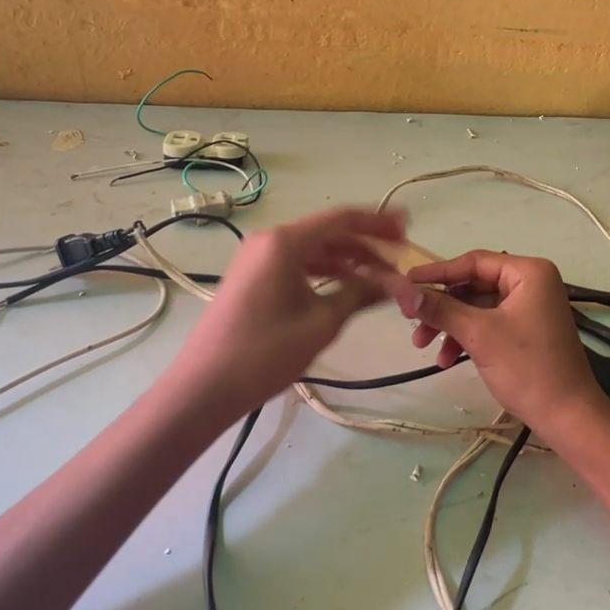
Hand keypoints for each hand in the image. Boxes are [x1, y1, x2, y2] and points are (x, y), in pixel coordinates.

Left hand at [164, 207, 405, 428]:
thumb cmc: (263, 352)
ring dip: (348, 259)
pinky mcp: (251, 278)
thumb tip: (396, 283)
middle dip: (367, 244)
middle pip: (329, 232)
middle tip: (399, 259)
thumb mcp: (322, 322)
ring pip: (314, 248)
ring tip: (379, 277)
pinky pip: (297, 263)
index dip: (378, 222)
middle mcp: (269, 240)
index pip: (342, 219)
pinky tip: (345, 287)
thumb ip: (361, 293)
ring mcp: (256, 259)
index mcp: (285, 242)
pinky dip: (325, 270)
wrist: (201, 390)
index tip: (408, 227)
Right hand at [394, 250, 609, 441]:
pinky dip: (467, 337)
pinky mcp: (526, 329)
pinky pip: (489, 323)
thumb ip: (440, 309)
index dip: (437, 273)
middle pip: (474, 284)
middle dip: (442, 305)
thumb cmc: (527, 367)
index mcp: (529, 272)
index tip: (405, 284)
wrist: (568, 415)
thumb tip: (402, 291)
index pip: (474, 262)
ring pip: (478, 307)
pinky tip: (446, 360)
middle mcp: (531, 282)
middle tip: (411, 322)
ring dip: (450, 325)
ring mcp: (530, 307)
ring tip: (423, 347)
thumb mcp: (479, 335)